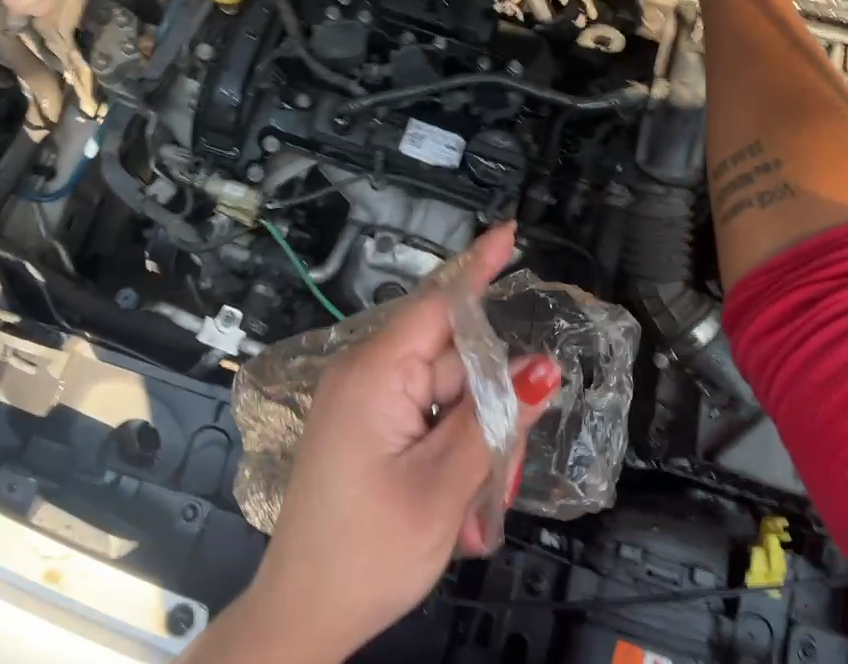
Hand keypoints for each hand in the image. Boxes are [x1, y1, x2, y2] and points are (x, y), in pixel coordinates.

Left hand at [229, 225, 560, 660]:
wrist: (304, 615)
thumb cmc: (367, 554)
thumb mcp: (443, 489)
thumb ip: (494, 422)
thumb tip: (543, 369)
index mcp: (374, 375)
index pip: (439, 304)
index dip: (479, 268)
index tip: (509, 232)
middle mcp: (366, 377)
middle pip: (455, 363)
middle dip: (493, 409)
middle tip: (505, 475)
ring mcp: (366, 405)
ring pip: (450, 398)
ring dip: (477, 443)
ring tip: (478, 509)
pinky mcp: (370, 430)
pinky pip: (429, 421)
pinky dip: (456, 453)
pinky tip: (464, 506)